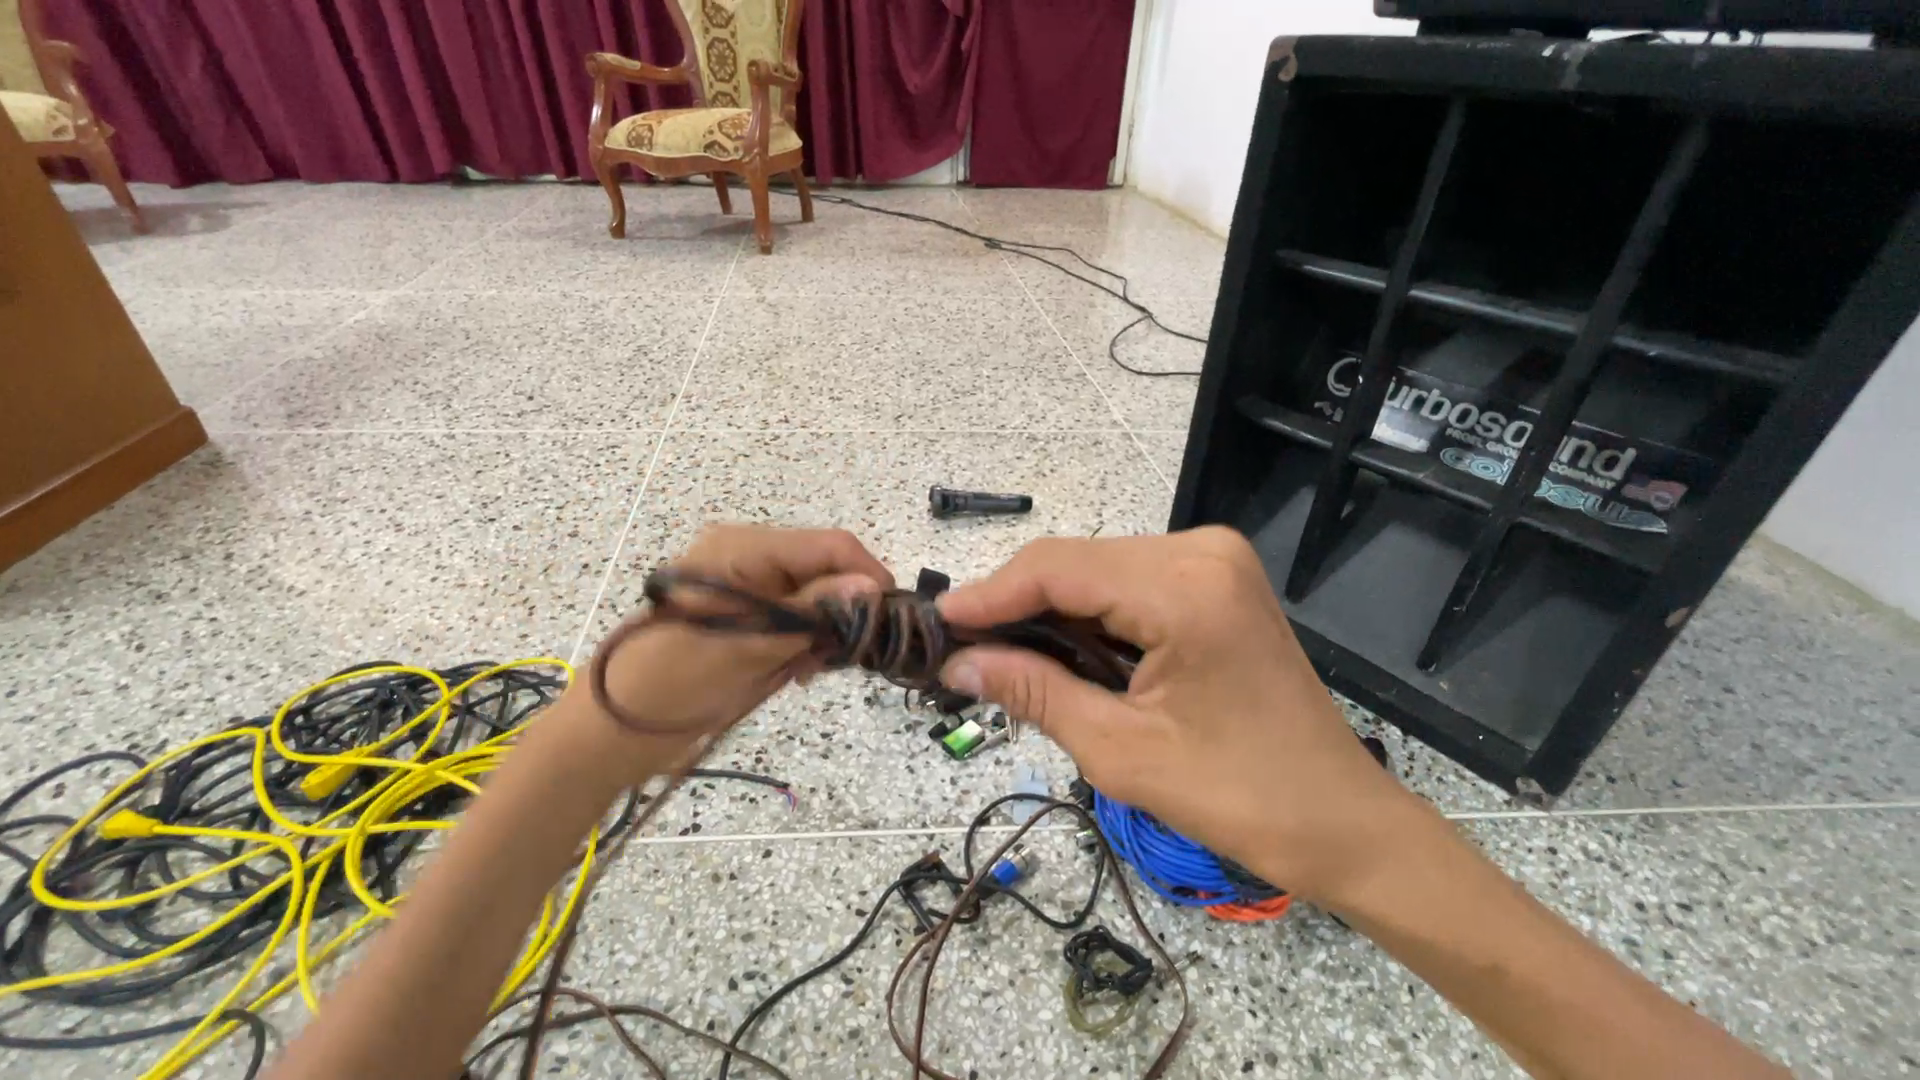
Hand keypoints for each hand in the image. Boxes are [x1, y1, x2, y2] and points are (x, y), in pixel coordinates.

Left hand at [578, 525, 891, 765]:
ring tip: (807, 671)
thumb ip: (813, 610)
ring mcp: (743, 586)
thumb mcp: (751, 645)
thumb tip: (873, 587)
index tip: (891, 618)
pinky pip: (791, 617)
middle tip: (841, 657)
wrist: (614, 730)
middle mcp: (747, 556)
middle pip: (823, 569)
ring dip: (821, 632)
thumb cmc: (676, 682)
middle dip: (842, 609)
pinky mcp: (741, 615)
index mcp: (743, 548)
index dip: (866, 575)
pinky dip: (801, 642)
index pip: (828, 545)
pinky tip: (794, 672)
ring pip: (812, 597)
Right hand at [935, 527, 1418, 905]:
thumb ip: (1034, 692)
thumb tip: (956, 664)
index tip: (934, 626)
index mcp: (1185, 588)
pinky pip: (1129, 582)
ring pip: (1097, 568)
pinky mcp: (1217, 579)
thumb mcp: (1120, 751)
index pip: (1058, 569)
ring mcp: (1214, 559)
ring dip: (1047, 610)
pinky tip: (1055, 650)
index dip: (988, 594)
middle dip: (1013, 604)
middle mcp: (1201, 551)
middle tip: (960, 652)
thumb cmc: (1238, 798)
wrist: (1339, 819)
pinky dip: (1087, 614)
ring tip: (998, 656)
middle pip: (1075, 561)